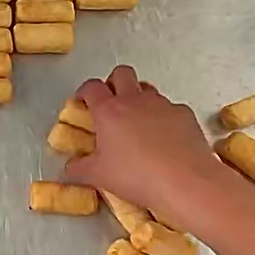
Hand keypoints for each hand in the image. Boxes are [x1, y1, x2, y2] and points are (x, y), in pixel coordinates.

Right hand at [61, 64, 245, 224]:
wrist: (185, 181)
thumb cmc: (137, 176)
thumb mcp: (99, 176)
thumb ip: (79, 169)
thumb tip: (69, 168)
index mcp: (109, 111)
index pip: (92, 87)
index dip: (84, 91)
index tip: (83, 100)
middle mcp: (134, 100)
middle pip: (121, 73)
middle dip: (113, 82)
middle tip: (110, 101)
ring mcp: (162, 104)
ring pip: (147, 88)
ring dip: (138, 97)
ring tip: (136, 120)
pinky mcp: (184, 114)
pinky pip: (170, 107)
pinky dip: (163, 116)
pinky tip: (164, 137)